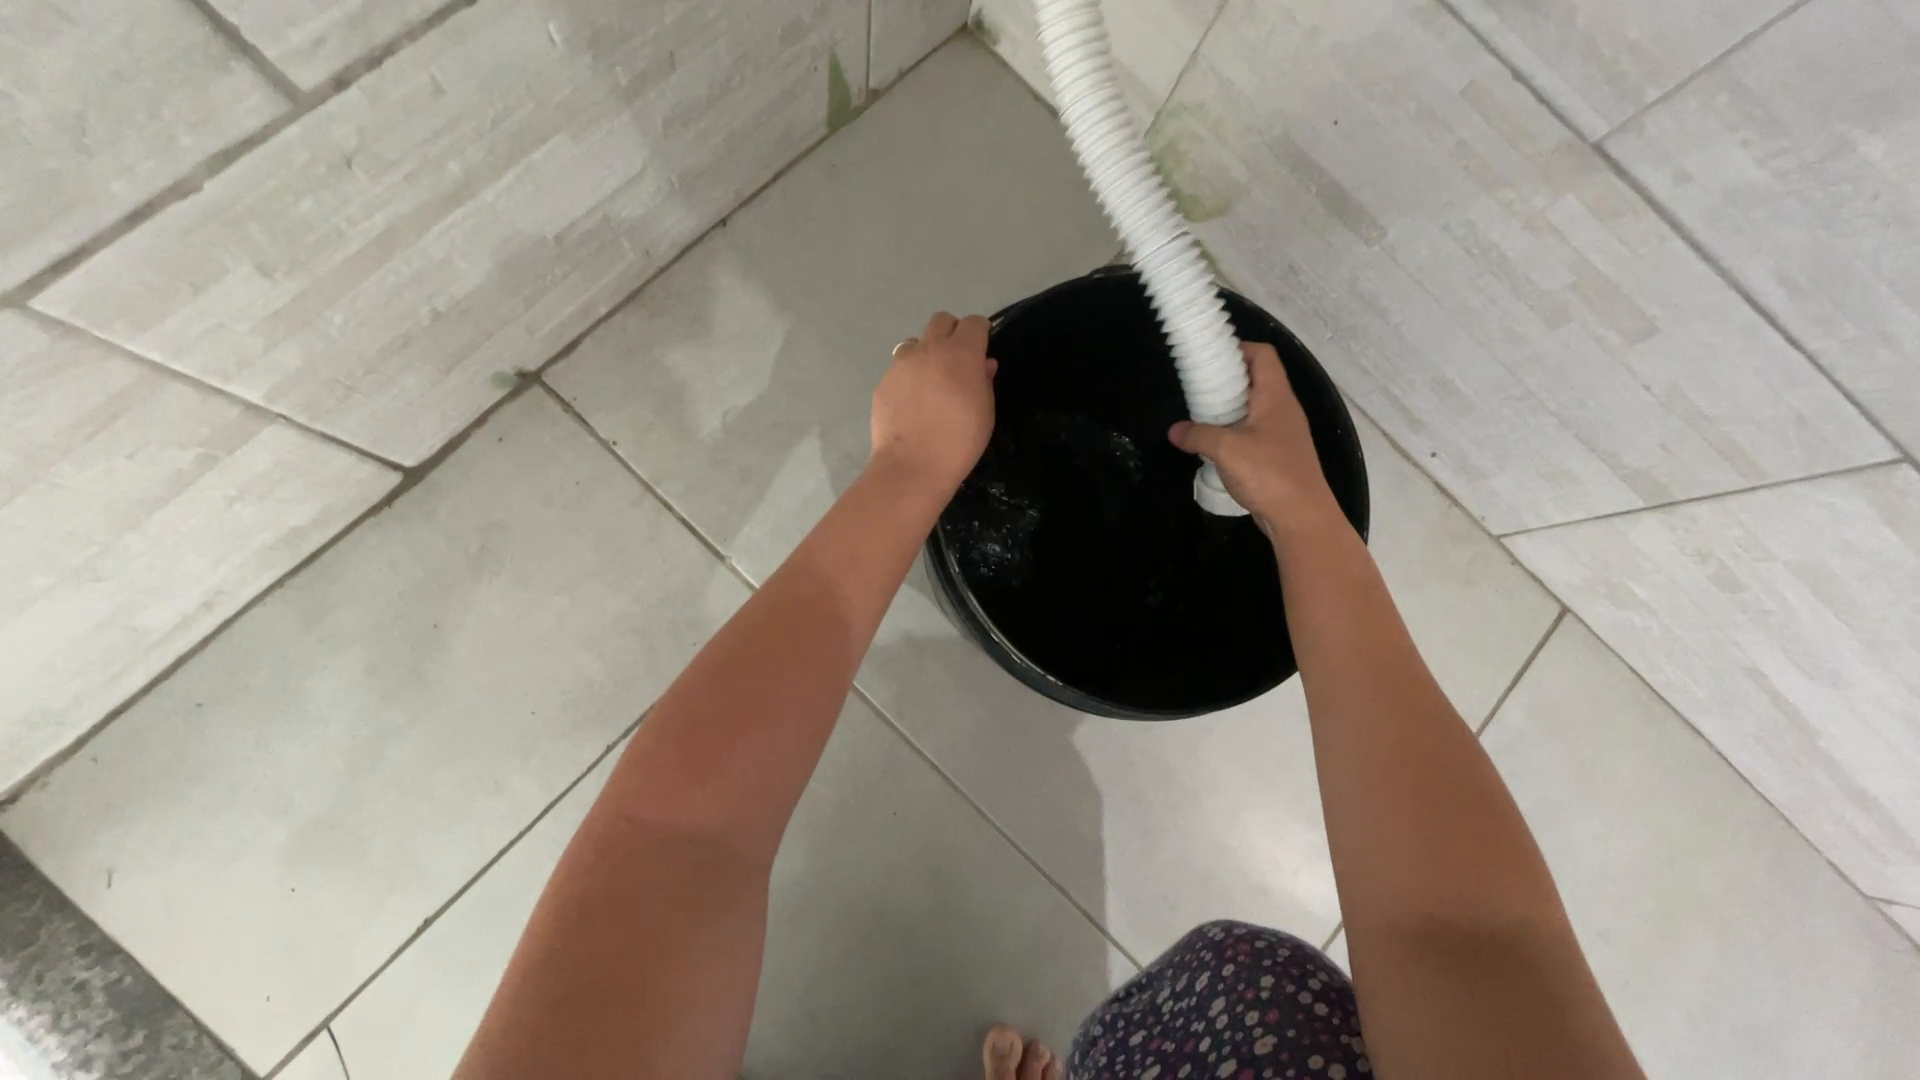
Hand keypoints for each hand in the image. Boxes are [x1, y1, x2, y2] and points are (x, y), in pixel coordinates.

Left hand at [870, 311, 996, 490]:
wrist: (912, 466)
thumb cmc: (959, 441)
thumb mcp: (985, 413)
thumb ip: (984, 382)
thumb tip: (983, 365)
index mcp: (961, 354)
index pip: (973, 323)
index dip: (980, 331)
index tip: (983, 345)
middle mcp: (929, 350)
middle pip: (941, 321)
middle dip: (952, 332)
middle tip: (957, 359)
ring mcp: (901, 364)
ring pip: (916, 342)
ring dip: (926, 352)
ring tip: (931, 381)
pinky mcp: (883, 382)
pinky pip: (899, 368)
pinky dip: (909, 377)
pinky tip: (912, 403)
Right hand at [1169, 342, 1341, 539]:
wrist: (1300, 517)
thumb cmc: (1269, 473)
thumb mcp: (1226, 449)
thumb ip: (1198, 435)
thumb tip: (1175, 431)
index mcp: (1276, 396)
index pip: (1263, 355)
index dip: (1238, 349)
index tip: (1210, 358)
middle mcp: (1283, 409)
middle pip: (1256, 379)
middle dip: (1227, 379)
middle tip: (1197, 387)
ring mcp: (1282, 433)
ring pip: (1253, 407)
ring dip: (1228, 408)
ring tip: (1200, 414)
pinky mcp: (1277, 455)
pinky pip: (1252, 431)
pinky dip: (1233, 431)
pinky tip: (1213, 445)